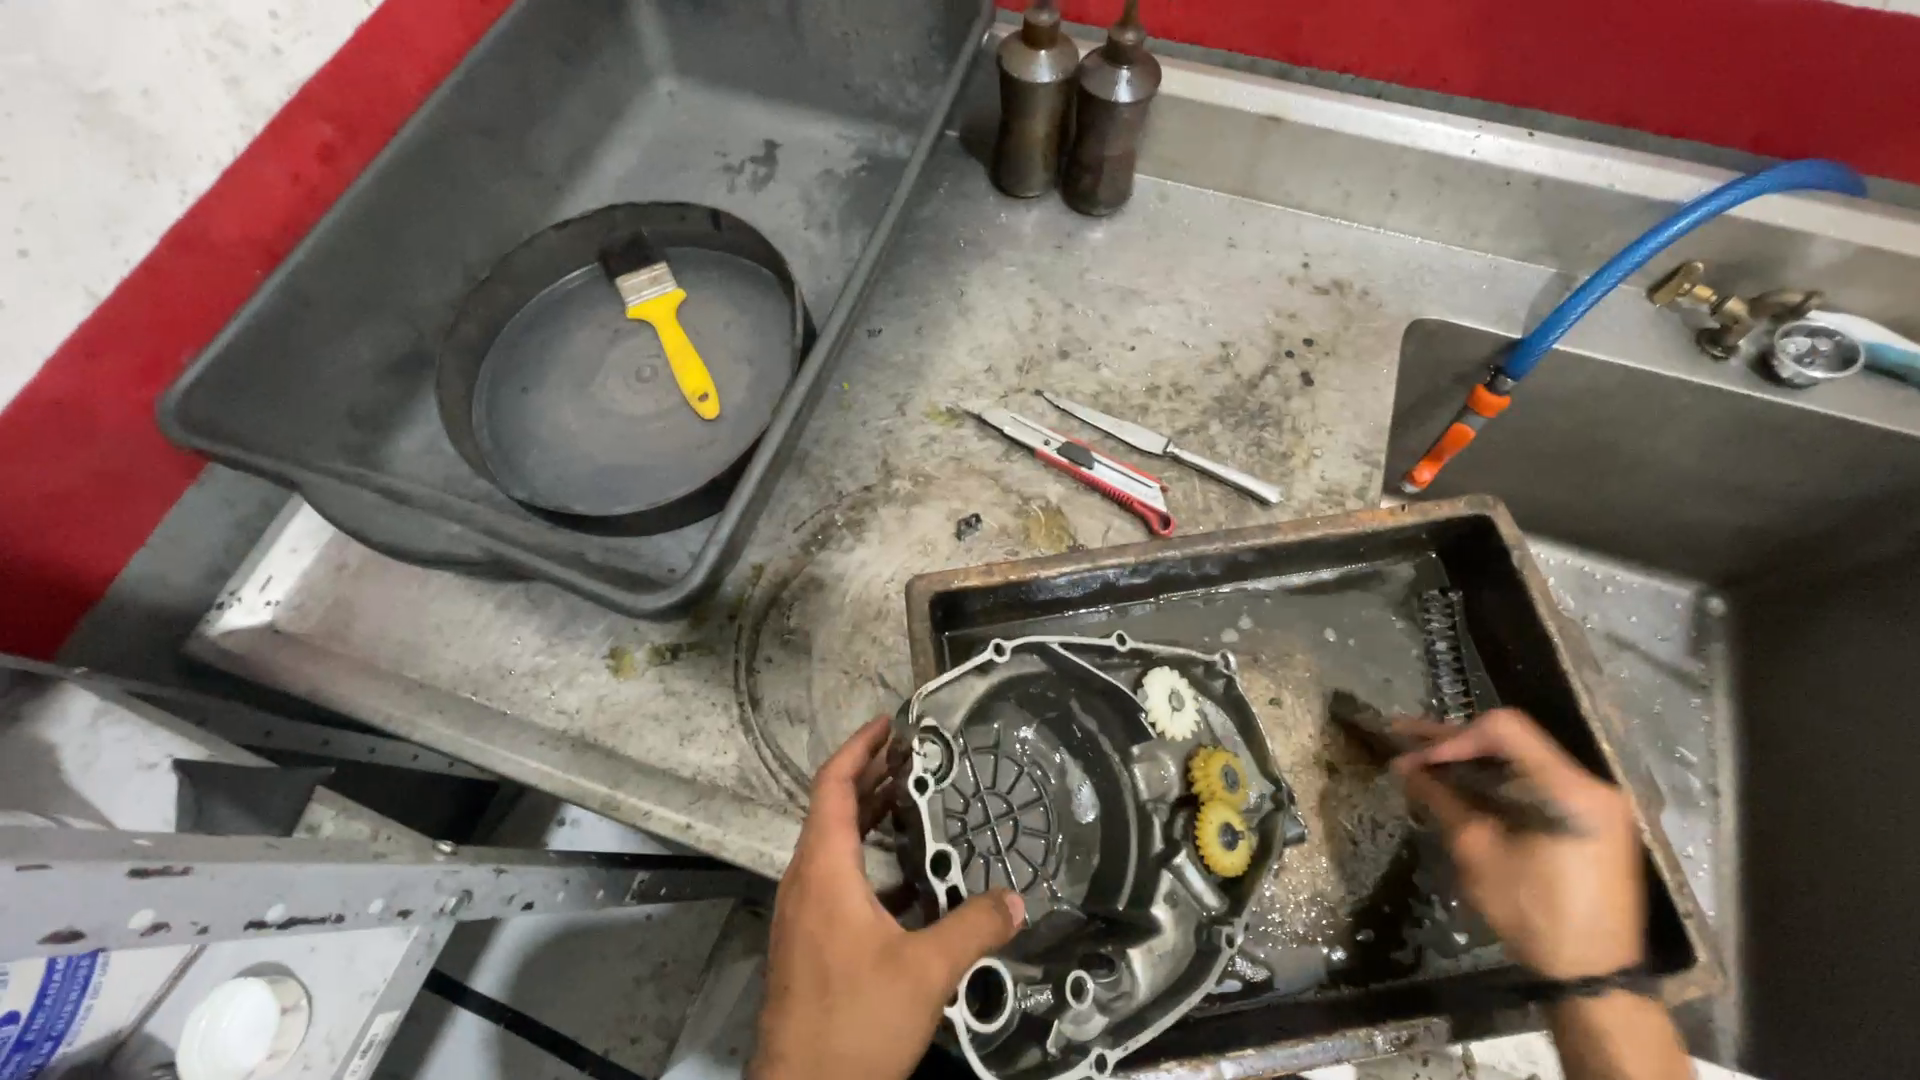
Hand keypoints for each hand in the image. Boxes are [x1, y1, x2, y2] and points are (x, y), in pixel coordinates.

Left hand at [752, 717, 1025, 1079]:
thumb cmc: (855, 1021)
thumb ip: (974, 928)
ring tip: (911, 801)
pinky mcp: (807, 940)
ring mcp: (802, 912)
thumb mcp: (926, 972)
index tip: (888, 724)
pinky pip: (834, 877)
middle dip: (870, 776)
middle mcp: (805, 881)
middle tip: (911, 755)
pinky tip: (905, 877)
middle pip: (832, 809)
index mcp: (824, 870)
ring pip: (832, 844)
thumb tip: (1016, 901)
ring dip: (868, 817)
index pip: (833, 786)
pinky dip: (866, 858)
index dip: (859, 748)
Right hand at [1392, 709, 1643, 979]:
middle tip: (1402, 738)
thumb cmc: (1534, 914)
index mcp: (1569, 789)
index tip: (1417, 759)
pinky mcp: (1590, 819)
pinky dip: (1495, 779)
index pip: (1503, 730)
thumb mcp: (1478, 853)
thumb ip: (1443, 800)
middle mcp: (1589, 784)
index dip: (1452, 737)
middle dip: (1454, 743)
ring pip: (1521, 760)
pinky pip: (1535, 782)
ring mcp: (1594, 802)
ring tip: (1421, 758)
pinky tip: (1458, 781)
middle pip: (1512, 741)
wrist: (1594, 973)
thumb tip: (1405, 767)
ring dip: (1471, 759)